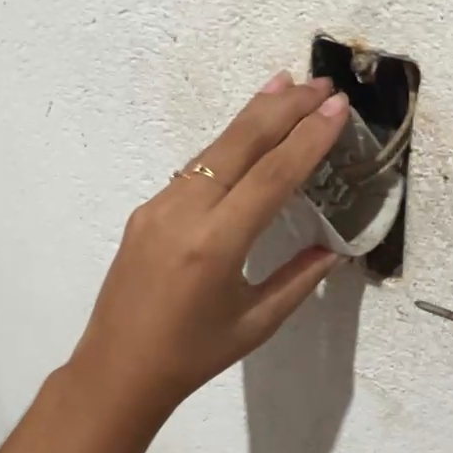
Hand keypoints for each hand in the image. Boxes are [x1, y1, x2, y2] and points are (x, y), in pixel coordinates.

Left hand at [69, 72, 350, 413]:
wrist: (116, 369)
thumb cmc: (191, 356)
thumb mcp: (256, 324)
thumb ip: (298, 280)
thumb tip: (333, 248)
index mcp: (214, 245)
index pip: (271, 176)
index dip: (307, 138)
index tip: (336, 106)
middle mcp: (183, 215)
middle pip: (239, 144)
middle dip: (282, 108)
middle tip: (320, 84)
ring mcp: (157, 208)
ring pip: (212, 150)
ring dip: (251, 118)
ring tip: (285, 88)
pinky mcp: (144, 212)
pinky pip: (192, 170)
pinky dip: (225, 147)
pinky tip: (245, 137)